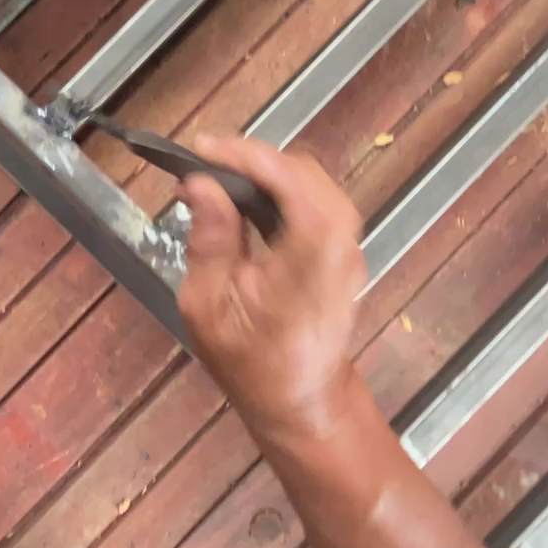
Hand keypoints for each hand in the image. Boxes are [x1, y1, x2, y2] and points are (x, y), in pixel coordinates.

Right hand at [176, 137, 367, 443]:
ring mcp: (348, 250)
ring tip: (219, 171)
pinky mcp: (342, 250)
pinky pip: (315, 201)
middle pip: (310, 178)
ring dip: (267, 170)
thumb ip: (209, 241)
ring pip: (315, 185)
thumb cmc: (247, 361)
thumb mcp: (207, 306)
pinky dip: (279, 186)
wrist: (299, 398)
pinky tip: (246, 192)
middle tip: (205, 159)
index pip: (297, 191)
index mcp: (308, 269)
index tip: (205, 149)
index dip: (253, 159)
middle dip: (255, 158)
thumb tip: (200, 184)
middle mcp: (340, 253)